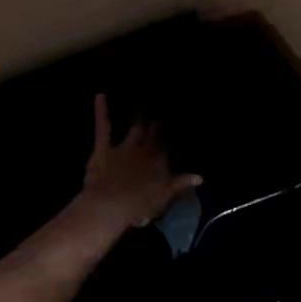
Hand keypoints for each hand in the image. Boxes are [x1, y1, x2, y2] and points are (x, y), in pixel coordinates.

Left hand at [77, 94, 201, 227]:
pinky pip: (103, 128)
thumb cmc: (140, 205)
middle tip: (159, 117)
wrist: (111, 205)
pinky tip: (100, 96)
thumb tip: (200, 177)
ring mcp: (123, 148)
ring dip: (138, 120)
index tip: (172, 129)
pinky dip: (101, 111)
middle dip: (157, 127)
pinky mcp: (103, 149)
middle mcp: (145, 151)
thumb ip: (181, 184)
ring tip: (141, 107)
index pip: (166, 148)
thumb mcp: (165, 196)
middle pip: (153, 136)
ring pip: (135, 130)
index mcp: (160, 163)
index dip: (168, 139)